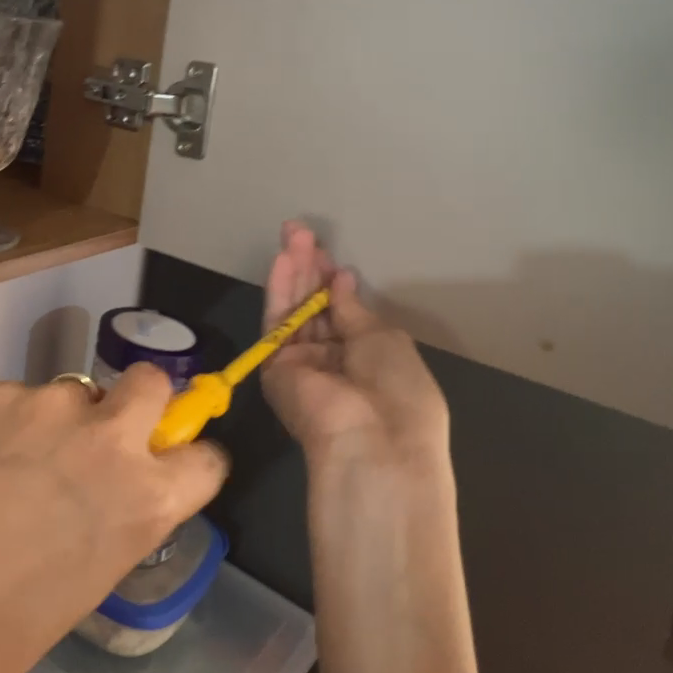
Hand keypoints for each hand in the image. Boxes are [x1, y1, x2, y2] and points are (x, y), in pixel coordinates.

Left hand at [0, 366, 227, 672]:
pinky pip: (20, 397)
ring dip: (63, 418)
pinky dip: (11, 420)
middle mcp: (109, 437)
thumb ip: (119, 514)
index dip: (185, 462)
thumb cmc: (9, 623)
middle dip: (138, 403)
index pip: (206, 455)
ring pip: (76, 389)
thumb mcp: (94, 575)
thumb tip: (117, 487)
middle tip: (102, 436)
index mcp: (147, 498)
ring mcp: (48, 404)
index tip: (166, 468)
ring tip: (19, 460)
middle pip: (151, 381)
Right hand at [261, 219, 448, 467]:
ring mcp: (301, 362)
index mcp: (368, 358)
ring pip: (293, 309)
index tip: (330, 255)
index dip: (335, 281)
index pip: (343, 312)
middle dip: (310, 267)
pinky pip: (276, 322)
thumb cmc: (398, 392)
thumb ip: (354, 309)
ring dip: (293, 270)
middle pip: (315, 306)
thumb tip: (342, 279)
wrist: (372, 442)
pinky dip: (279, 289)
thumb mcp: (385, 340)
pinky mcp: (274, 365)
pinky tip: (283, 258)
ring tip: (291, 233)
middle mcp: (332, 359)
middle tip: (300, 230)